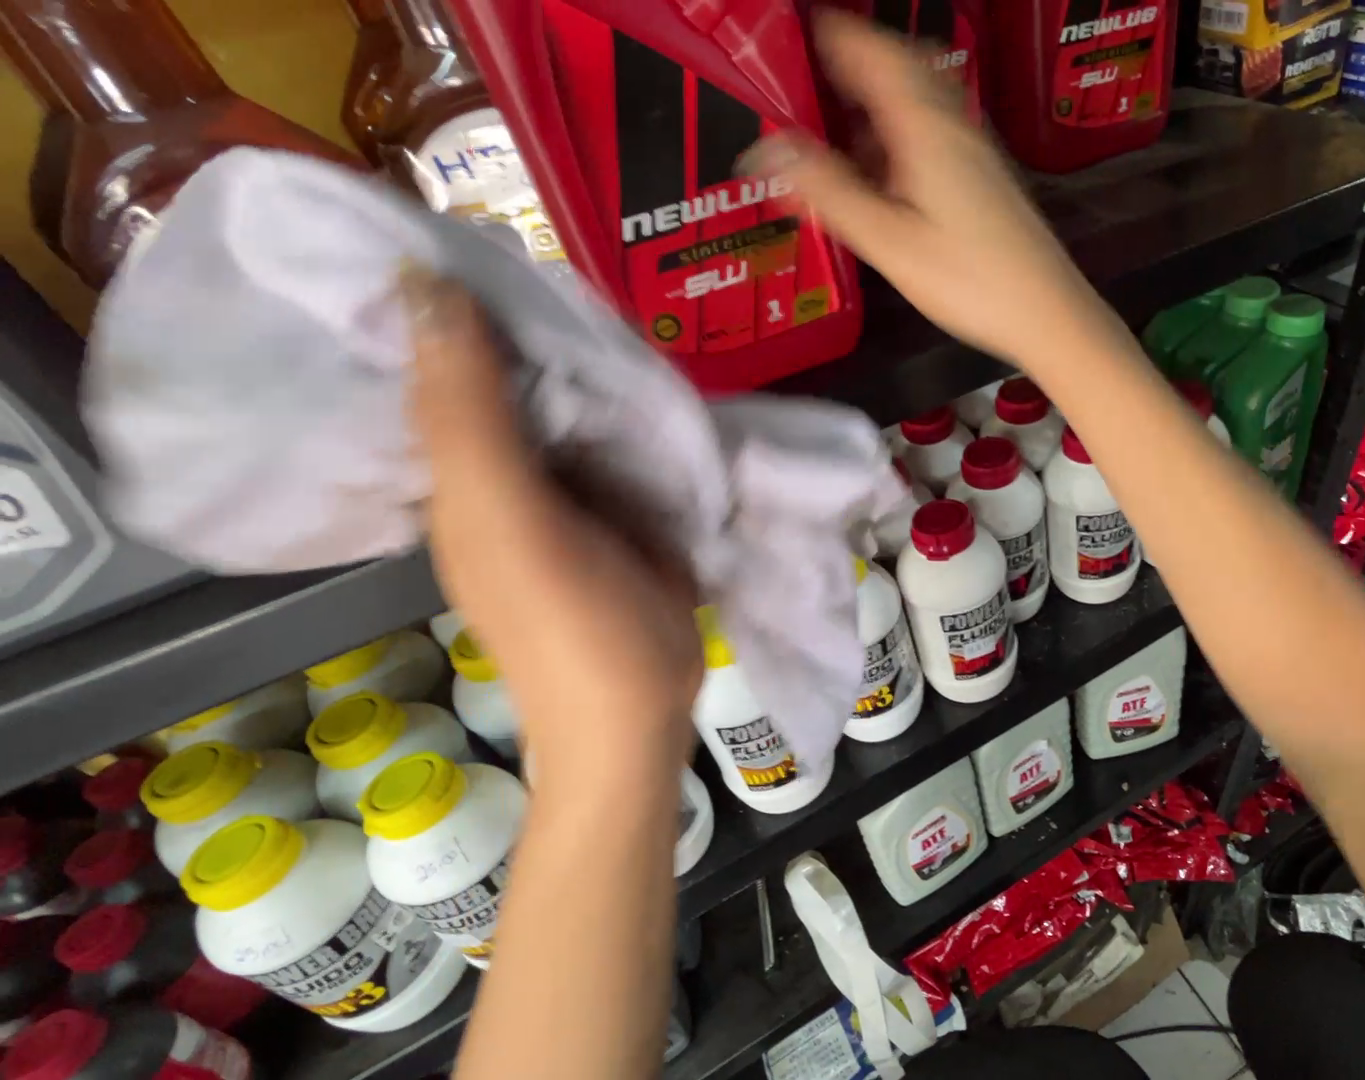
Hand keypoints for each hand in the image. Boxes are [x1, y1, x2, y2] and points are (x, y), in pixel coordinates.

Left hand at [402, 268, 702, 766]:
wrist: (638, 716)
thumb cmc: (571, 627)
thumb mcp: (507, 521)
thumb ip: (467, 416)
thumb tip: (423, 287)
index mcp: (457, 477)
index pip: (434, 368)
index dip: (443, 306)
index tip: (476, 240)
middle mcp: (503, 477)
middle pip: (509, 382)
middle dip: (533, 329)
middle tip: (569, 272)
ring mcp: (570, 496)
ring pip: (573, 409)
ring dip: (593, 368)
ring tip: (620, 311)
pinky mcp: (624, 511)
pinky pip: (622, 443)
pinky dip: (636, 413)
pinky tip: (660, 381)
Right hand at [742, 11, 1128, 369]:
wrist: (1048, 314)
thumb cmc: (971, 282)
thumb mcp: (890, 242)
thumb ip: (829, 194)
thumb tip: (766, 153)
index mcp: (926, 127)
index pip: (873, 51)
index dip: (832, 35)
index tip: (793, 33)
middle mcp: (954, 124)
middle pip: (898, 68)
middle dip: (853, 66)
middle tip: (812, 79)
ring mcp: (974, 150)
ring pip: (918, 103)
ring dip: (876, 105)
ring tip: (837, 131)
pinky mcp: (985, 178)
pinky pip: (934, 135)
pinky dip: (900, 137)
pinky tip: (884, 176)